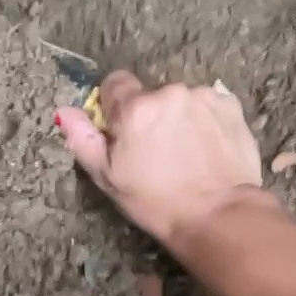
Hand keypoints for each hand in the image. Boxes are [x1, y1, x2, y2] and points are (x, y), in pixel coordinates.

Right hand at [54, 71, 268, 247]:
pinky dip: (199, 121)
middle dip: (146, 117)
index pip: (114, 83)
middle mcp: (169, 92)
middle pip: (148, 95)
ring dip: (173, 119)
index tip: (119, 132)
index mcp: (135, 110)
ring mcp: (202, 96)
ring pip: (176, 100)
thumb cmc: (154, 202)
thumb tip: (65, 111)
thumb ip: (84, 140)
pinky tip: (201, 149)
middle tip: (152, 154)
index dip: (112, 108)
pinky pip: (204, 105)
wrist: (215, 212)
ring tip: (180, 154)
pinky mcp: (230, 103)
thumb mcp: (108, 178)